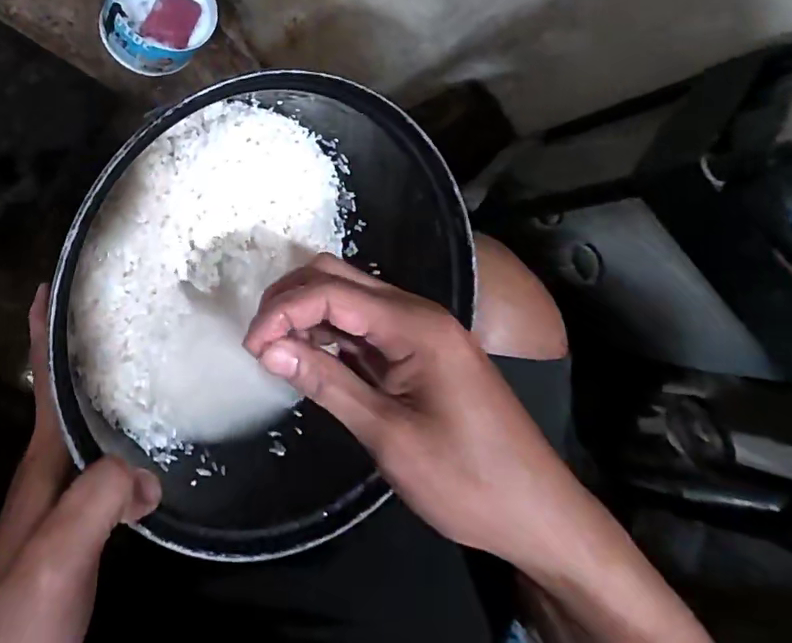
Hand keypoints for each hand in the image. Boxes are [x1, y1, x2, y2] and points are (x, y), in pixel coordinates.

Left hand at [0, 286, 160, 642]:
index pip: (44, 380)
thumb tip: (143, 470)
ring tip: (137, 362)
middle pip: (64, 393)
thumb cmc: (15, 616)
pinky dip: (119, 441)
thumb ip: (97, 501)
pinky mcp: (77, 530)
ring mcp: (61, 503)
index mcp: (42, 464)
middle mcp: (50, 472)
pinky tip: (142, 447)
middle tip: (115, 311)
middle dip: (81, 349)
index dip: (44, 331)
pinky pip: (102, 464)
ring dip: (102, 391)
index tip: (51, 286)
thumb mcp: (57, 552)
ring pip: (85, 426)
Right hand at [244, 256, 710, 642]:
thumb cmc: (467, 480)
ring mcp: (421, 328)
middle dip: (291, 299)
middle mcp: (418, 311)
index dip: (283, 311)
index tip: (251, 348)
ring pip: (350, 295)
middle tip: (260, 341)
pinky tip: (313, 357)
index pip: (331, 291)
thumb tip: (267, 347)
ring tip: (278, 350)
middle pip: (338, 277)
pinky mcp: (420, 349)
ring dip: (309, 313)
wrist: (540, 515)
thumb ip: (326, 382)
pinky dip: (332, 332)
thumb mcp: (388, 435)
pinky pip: (366, 323)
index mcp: (415, 324)